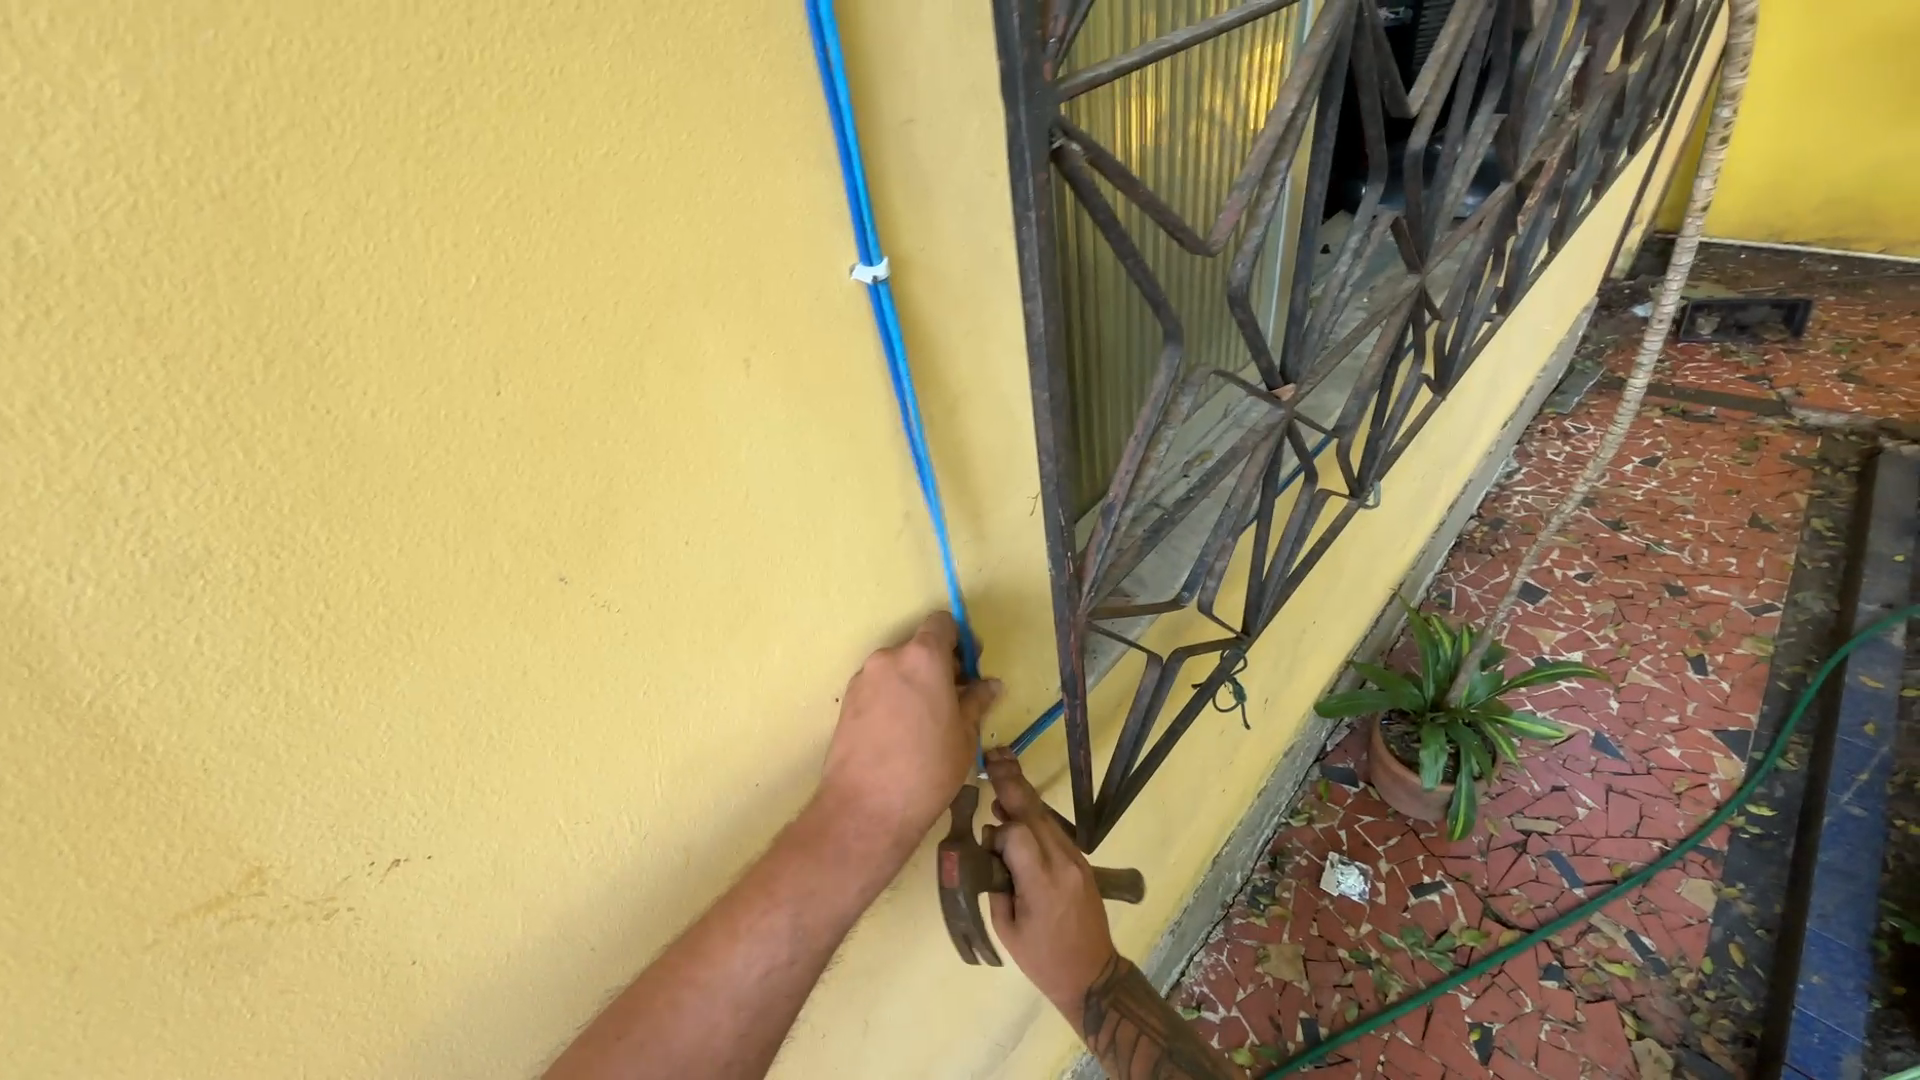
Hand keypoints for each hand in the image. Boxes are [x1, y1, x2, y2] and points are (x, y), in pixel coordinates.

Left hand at [819, 611, 1000, 854]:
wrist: (866, 807)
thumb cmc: (927, 769)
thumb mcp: (964, 735)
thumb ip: (977, 701)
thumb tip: (990, 685)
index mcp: (923, 657)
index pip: (942, 623)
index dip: (961, 640)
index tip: (971, 668)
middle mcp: (889, 658)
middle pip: (919, 646)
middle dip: (940, 665)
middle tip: (957, 698)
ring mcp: (863, 679)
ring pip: (898, 668)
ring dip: (916, 682)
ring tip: (929, 721)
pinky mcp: (847, 701)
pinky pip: (880, 687)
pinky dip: (895, 697)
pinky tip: (904, 732)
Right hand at [983, 747, 1118, 1010]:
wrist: (1092, 974)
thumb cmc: (1043, 959)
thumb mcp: (1008, 928)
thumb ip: (997, 883)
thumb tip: (993, 846)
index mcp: (1042, 883)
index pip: (1018, 833)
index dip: (999, 831)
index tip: (988, 844)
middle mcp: (1063, 863)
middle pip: (1034, 813)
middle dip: (1012, 783)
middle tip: (993, 755)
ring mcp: (1076, 859)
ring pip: (1045, 816)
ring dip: (1022, 793)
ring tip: (1002, 764)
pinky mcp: (1081, 860)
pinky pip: (1054, 829)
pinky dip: (1034, 814)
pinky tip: (1018, 804)